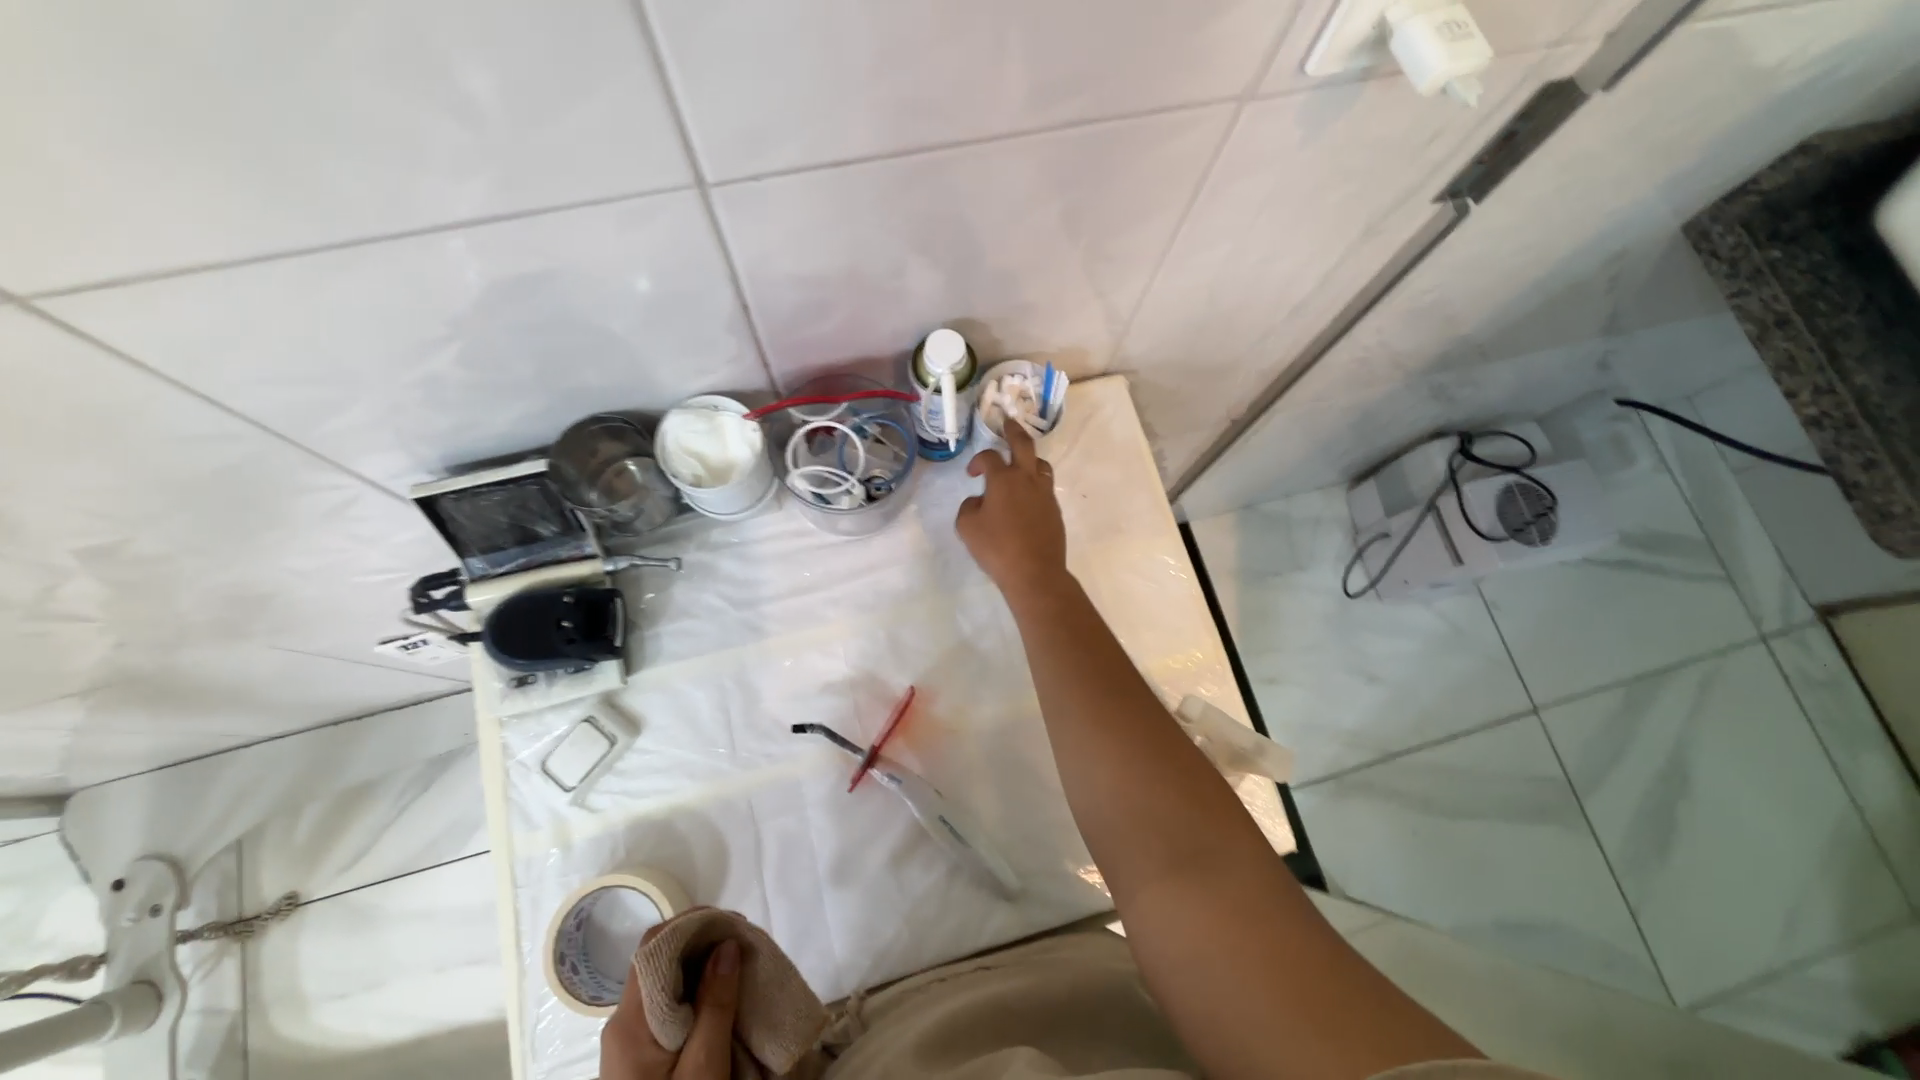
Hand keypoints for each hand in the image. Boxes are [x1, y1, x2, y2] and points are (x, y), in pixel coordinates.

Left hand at [600, 938, 740, 1079]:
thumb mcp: (704, 1066)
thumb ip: (715, 1006)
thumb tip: (727, 945)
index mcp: (629, 1021)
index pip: (652, 949)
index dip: (692, 925)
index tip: (732, 925)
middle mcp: (621, 1022)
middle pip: (658, 963)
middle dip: (701, 945)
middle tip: (744, 945)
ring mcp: (626, 1039)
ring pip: (663, 984)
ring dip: (700, 969)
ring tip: (738, 968)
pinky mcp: (635, 1053)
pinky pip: (663, 1006)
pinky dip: (693, 993)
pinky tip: (719, 999)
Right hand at [956, 423, 1066, 597]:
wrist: (1034, 572)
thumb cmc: (996, 548)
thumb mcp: (967, 527)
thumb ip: (969, 507)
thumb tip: (979, 501)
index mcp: (1004, 479)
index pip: (989, 457)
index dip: (977, 461)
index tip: (972, 474)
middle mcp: (1028, 479)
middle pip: (1024, 444)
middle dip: (1014, 430)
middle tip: (1008, 422)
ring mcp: (1045, 494)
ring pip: (1041, 465)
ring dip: (1030, 459)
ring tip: (1021, 464)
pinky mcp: (1055, 510)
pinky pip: (1046, 488)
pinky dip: (1035, 484)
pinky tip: (1027, 498)